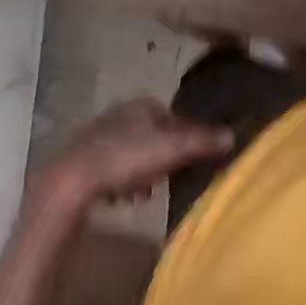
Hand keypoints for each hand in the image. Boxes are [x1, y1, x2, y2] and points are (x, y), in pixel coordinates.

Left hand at [34, 99, 232, 212]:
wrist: (73, 180)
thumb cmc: (125, 159)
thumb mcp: (171, 149)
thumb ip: (202, 142)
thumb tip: (232, 135)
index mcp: (140, 106)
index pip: (172, 116)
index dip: (185, 137)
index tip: (192, 159)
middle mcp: (119, 114)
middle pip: (151, 135)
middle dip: (162, 157)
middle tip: (169, 178)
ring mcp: (97, 135)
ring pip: (131, 153)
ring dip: (142, 173)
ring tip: (146, 193)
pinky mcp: (83, 159)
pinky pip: (111, 169)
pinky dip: (121, 182)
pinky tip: (123, 199)